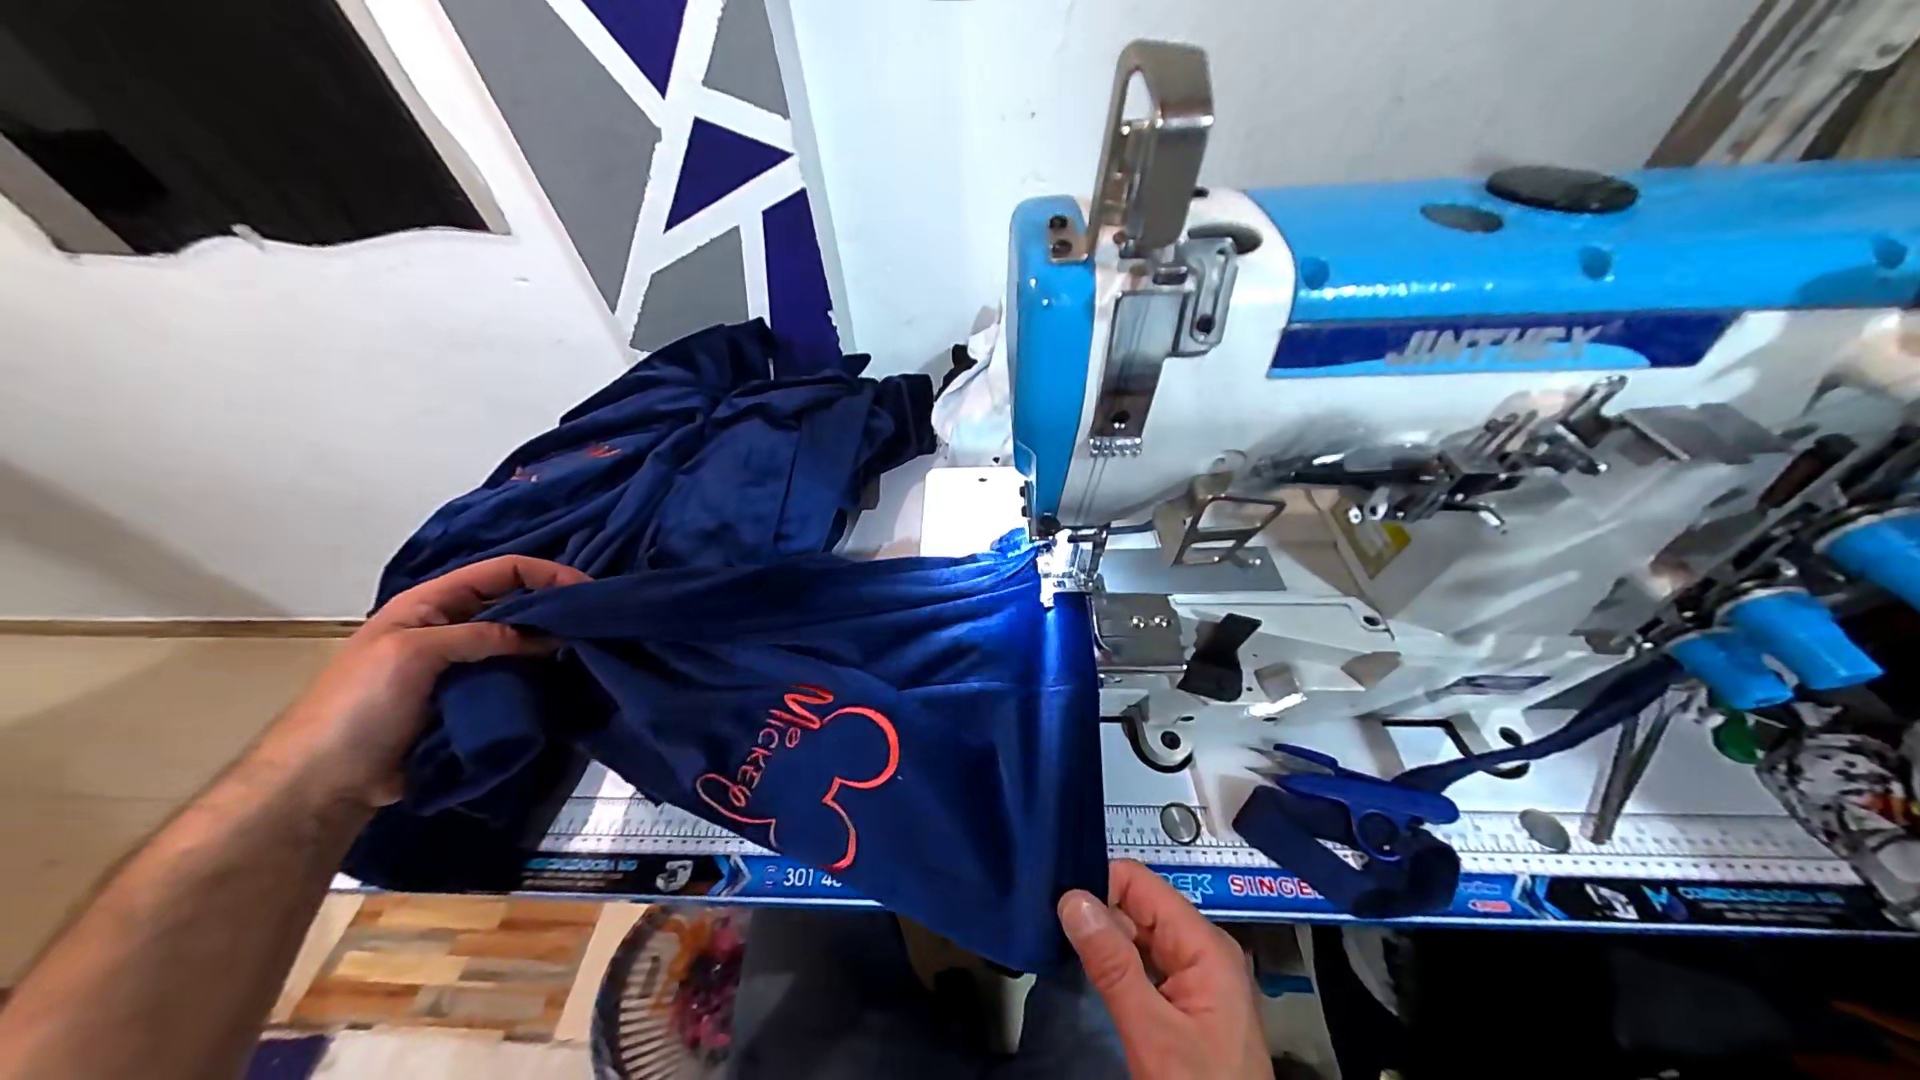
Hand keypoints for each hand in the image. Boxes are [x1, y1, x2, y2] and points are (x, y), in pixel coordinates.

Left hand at [252, 556, 589, 806]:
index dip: (546, 572)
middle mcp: (452, 626)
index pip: (501, 571)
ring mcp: (463, 663)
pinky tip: (564, 677)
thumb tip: (547, 637)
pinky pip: (515, 675)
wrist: (325, 782)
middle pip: (516, 602)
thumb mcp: (414, 654)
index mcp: (430, 603)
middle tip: (594, 620)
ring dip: (552, 641)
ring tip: (588, 647)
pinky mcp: (472, 697)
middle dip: (555, 605)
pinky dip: (541, 673)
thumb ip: (481, 635)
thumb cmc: (358, 707)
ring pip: (520, 640)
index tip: (587, 589)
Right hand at [1058, 859, 1271, 1079]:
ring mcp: (1199, 974)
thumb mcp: (1151, 1033)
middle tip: (1053, 928)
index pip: (1139, 882)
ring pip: (1140, 934)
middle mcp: (1203, 947)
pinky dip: (1119, 962)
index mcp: (1203, 943)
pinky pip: (1147, 961)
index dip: (1098, 887)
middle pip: (1139, 905)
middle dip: (1098, 913)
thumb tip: (1072, 899)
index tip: (1058, 909)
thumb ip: (1111, 964)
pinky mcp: (1190, 999)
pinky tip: (1093, 970)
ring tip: (1064, 945)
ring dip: (1105, 939)